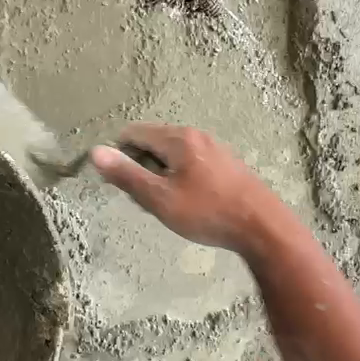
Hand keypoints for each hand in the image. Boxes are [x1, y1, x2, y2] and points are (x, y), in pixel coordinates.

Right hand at [89, 123, 286, 254]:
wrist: (263, 228)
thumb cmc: (207, 213)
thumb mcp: (160, 198)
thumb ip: (127, 175)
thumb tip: (95, 151)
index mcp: (178, 138)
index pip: (133, 133)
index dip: (121, 157)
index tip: (128, 186)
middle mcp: (196, 135)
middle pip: (153, 142)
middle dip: (143, 168)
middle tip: (149, 201)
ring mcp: (214, 148)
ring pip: (172, 155)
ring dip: (162, 176)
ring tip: (171, 206)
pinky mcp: (227, 164)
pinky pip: (191, 163)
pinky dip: (181, 178)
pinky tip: (192, 204)